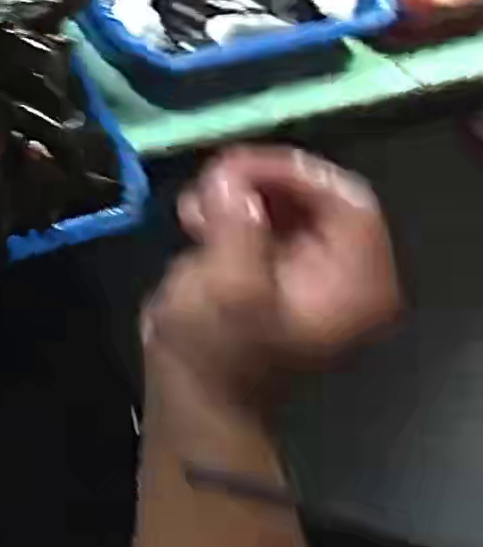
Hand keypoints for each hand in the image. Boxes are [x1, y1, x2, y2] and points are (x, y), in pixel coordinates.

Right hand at [143, 146, 400, 416]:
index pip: (348, 202)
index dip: (292, 173)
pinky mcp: (266, 260)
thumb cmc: (217, 343)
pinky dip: (223, 207)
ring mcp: (304, 264)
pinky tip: (193, 221)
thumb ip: (237, 230)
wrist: (197, 382)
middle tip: (205, 182)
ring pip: (281, 200)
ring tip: (194, 210)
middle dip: (255, 180)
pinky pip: (256, 216)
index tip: (229, 164)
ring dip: (232, 193)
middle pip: (316, 195)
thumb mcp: (226, 288)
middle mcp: (341, 267)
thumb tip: (230, 181)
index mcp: (354, 279)